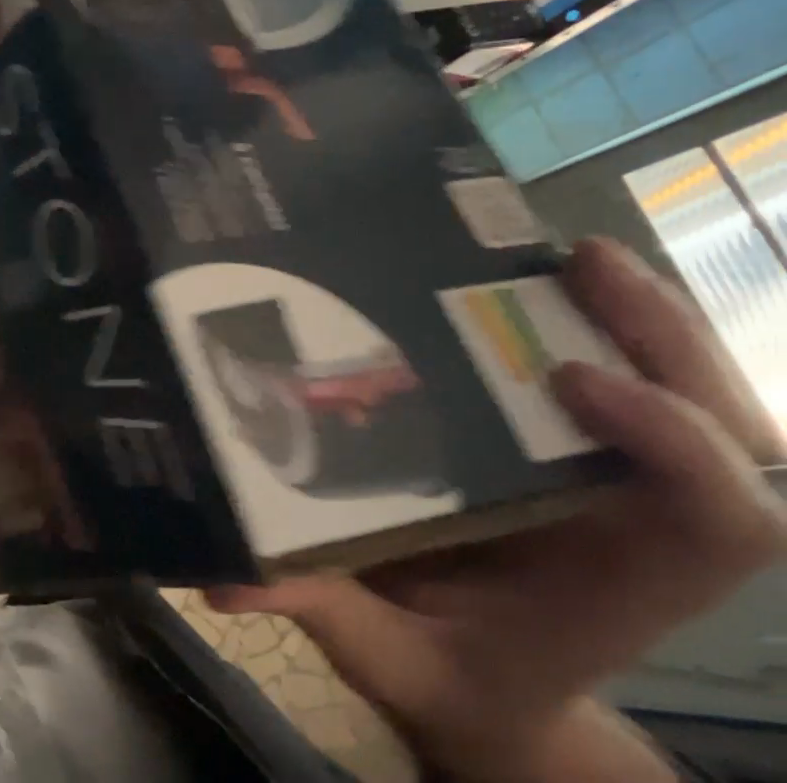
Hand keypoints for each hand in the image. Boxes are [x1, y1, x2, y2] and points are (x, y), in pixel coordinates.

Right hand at [209, 238, 786, 780]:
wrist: (482, 691)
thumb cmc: (443, 675)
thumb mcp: (383, 658)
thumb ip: (321, 613)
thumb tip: (225, 577)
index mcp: (622, 588)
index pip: (717, 518)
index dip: (674, 442)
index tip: (571, 381)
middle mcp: (643, 527)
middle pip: (723, 432)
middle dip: (667, 342)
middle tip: (583, 264)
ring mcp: (619, 488)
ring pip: (690, 399)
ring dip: (646, 321)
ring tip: (572, 257)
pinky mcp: (579, 461)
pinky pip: (628, 391)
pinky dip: (608, 333)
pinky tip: (542, 288)